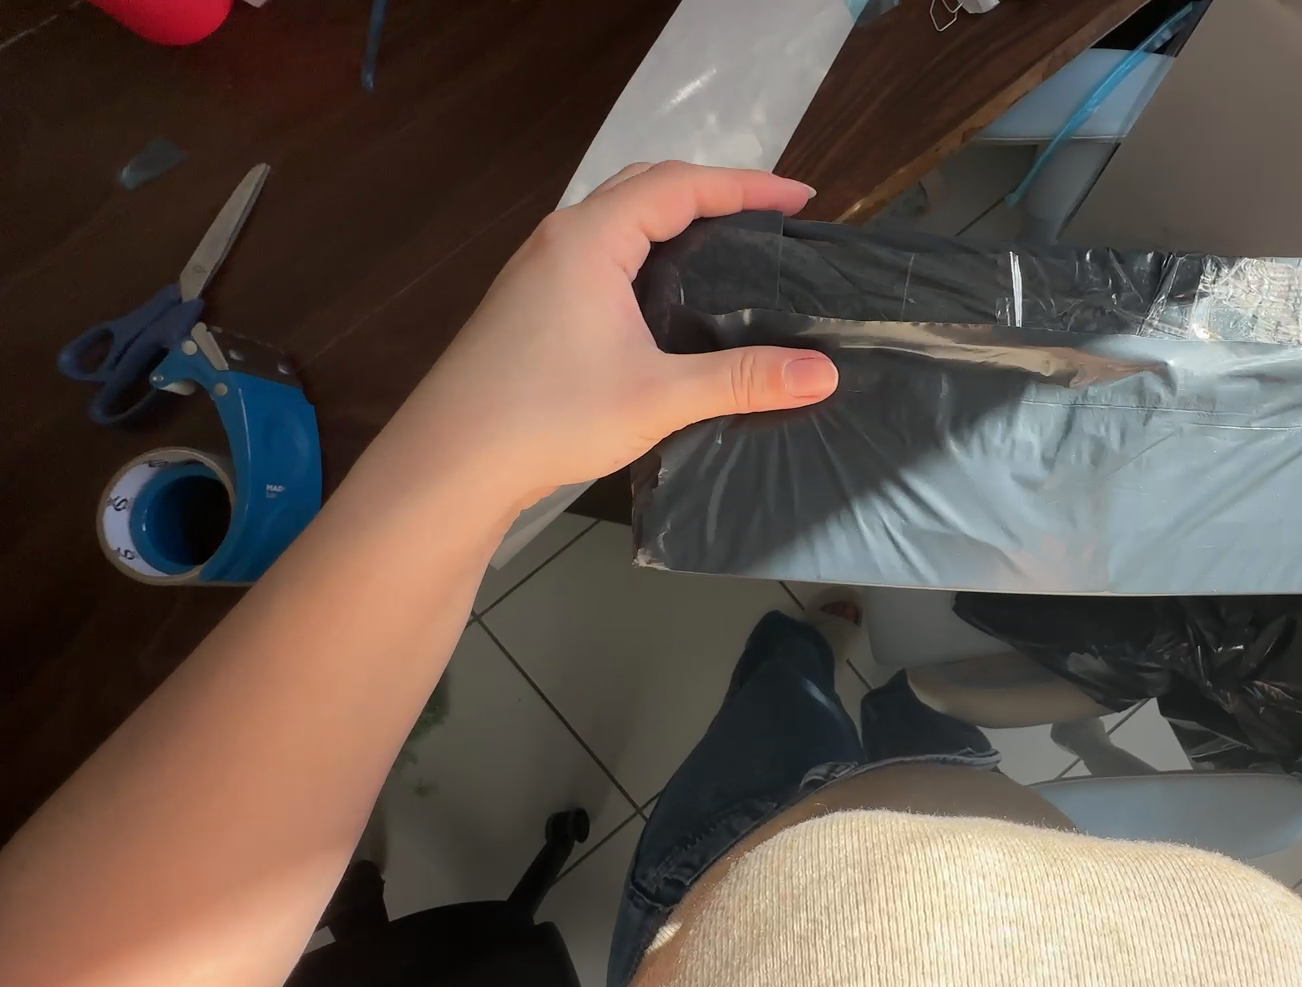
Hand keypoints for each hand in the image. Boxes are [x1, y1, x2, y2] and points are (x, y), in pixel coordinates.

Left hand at [381, 161, 838, 512]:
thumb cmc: (550, 415)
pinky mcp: (541, 303)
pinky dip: (656, 255)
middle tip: (771, 221)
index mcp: (590, 239)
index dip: (748, 186)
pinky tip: (679, 296)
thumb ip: (744, 379)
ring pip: (626, 222)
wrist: (453, 461)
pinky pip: (611, 255)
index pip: (680, 185)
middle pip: (650, 188)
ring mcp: (546, 270)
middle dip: (716, 194)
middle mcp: (564, 239)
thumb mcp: (660, 396)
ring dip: (682, 222)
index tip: (803, 199)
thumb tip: (824, 373)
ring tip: (736, 250)